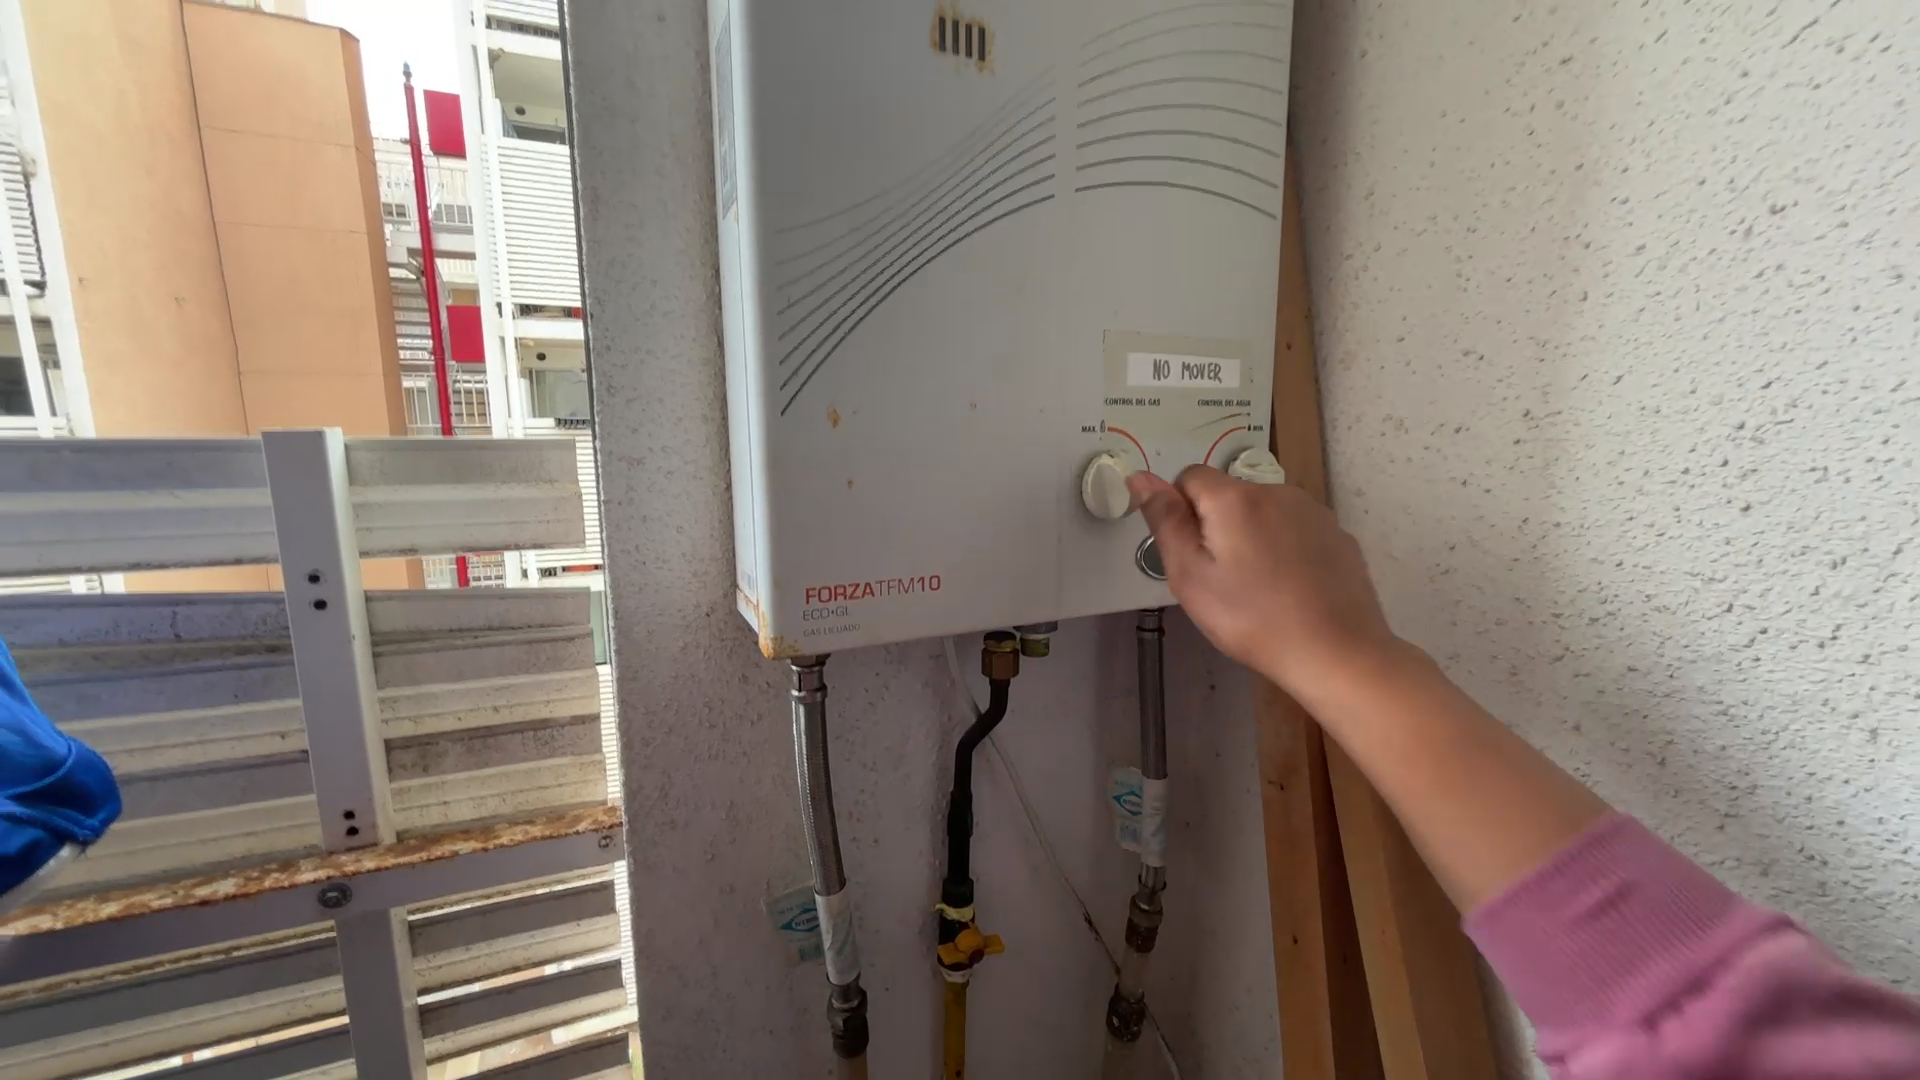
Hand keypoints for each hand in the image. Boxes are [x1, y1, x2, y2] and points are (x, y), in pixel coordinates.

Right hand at [1127, 466, 1398, 696]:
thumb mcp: (1190, 575)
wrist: (1336, 652)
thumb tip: (1140, 476)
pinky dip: (1285, 549)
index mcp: (1234, 498)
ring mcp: (1313, 512)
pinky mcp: (1338, 535)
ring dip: (1251, 535)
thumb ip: (1165, 520)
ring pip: (1263, 512)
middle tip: (1220, 578)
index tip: (1190, 554)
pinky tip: (1290, 588)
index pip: (1189, 477)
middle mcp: (1276, 491)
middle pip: (1228, 495)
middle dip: (1217, 525)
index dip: (1180, 511)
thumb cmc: (1250, 617)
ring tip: (1257, 586)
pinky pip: (1295, 530)